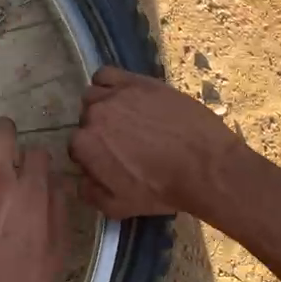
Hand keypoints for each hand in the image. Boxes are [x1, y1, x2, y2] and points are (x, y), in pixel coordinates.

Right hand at [69, 66, 246, 218]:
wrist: (204, 165)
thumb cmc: (161, 190)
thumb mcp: (119, 207)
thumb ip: (90, 194)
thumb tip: (79, 182)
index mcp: (85, 145)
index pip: (76, 147)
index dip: (92, 156)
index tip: (110, 161)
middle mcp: (94, 115)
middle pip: (86, 119)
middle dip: (98, 130)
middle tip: (122, 142)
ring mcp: (116, 95)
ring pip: (93, 95)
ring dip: (101, 106)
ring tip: (124, 117)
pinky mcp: (137, 81)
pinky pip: (107, 75)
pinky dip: (108, 83)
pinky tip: (123, 95)